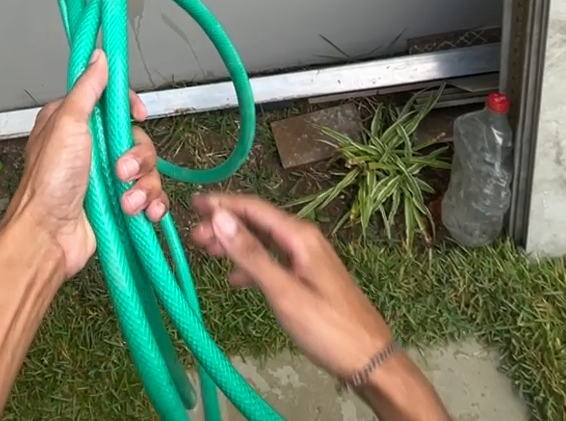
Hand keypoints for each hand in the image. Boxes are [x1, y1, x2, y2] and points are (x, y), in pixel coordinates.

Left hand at [5, 50, 166, 279]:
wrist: (48, 238)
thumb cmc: (49, 182)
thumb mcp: (67, 124)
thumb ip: (87, 89)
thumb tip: (99, 56)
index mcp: (73, 122)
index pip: (112, 102)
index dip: (129, 107)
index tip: (138, 115)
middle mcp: (91, 146)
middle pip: (136, 136)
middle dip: (137, 156)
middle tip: (122, 171)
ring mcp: (105, 176)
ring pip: (146, 167)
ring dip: (143, 185)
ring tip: (127, 201)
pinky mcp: (118, 202)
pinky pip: (149, 195)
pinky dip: (151, 203)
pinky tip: (146, 213)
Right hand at [189, 192, 393, 379]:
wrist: (372, 362)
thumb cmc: (328, 328)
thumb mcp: (284, 292)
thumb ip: (250, 254)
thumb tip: (219, 216)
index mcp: (299, 236)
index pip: (253, 208)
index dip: (222, 203)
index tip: (193, 204)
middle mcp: (303, 239)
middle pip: (256, 222)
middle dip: (224, 225)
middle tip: (193, 236)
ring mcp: (307, 258)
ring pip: (263, 241)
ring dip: (235, 244)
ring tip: (207, 252)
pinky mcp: (309, 277)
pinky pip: (273, 259)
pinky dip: (251, 264)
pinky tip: (236, 279)